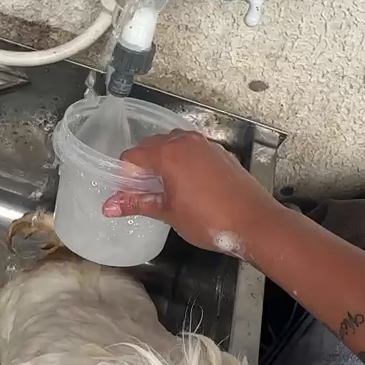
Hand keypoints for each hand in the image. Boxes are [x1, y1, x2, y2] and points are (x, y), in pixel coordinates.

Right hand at [103, 130, 282, 256]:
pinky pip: (192, 150)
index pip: (132, 156)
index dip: (125, 175)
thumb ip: (137, 203)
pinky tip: (187, 186)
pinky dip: (183, 162)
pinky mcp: (220, 153)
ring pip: (172, 145)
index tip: (128, 193)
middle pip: (151, 146)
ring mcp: (206, 145)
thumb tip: (109, 206)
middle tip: (143, 192)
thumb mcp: (168, 213)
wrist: (256, 223)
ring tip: (165, 189)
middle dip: (142, 167)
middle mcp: (186, 142)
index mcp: (169, 154)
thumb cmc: (210, 220)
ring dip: (163, 162)